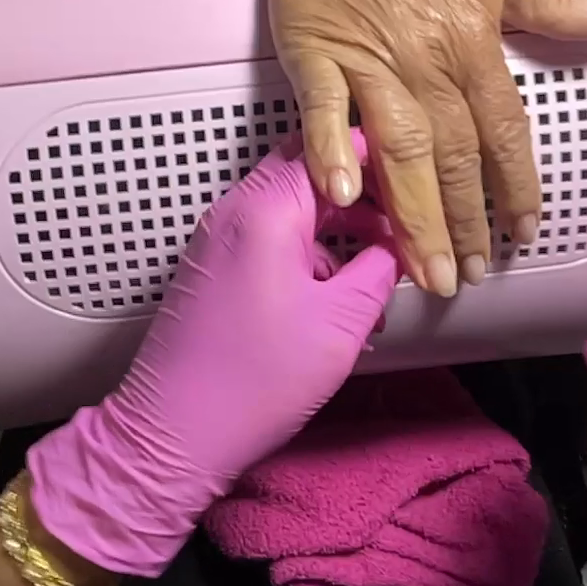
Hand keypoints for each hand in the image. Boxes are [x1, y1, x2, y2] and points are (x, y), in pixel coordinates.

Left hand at [28, 135, 399, 576]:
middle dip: (359, 194)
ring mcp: (218, 238)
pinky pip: (268, 236)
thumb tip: (395, 247)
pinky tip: (335, 289)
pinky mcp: (213, 266)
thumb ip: (378, 270)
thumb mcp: (340, 324)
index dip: (375, 159)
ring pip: (289, 207)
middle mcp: (234, 211)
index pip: (327, 153)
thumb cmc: (253, 381)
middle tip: (404, 219)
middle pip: (307, 174)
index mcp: (264, 211)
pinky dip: (305, 248)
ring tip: (377, 263)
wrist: (174, 432)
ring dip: (334, 226)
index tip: (412, 176)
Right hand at [212, 0, 586, 299]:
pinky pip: (325, 111)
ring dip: (415, 215)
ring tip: (425, 271)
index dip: (516, 187)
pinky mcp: (316, 55)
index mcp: (473, 45)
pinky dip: (333, 151)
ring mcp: (369, 63)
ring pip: (400, 151)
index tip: (523, 233)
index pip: (504, 133)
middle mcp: (426, 64)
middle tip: (468, 278)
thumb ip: (558, 0)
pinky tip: (342, 196)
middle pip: (453, 159)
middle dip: (466, 224)